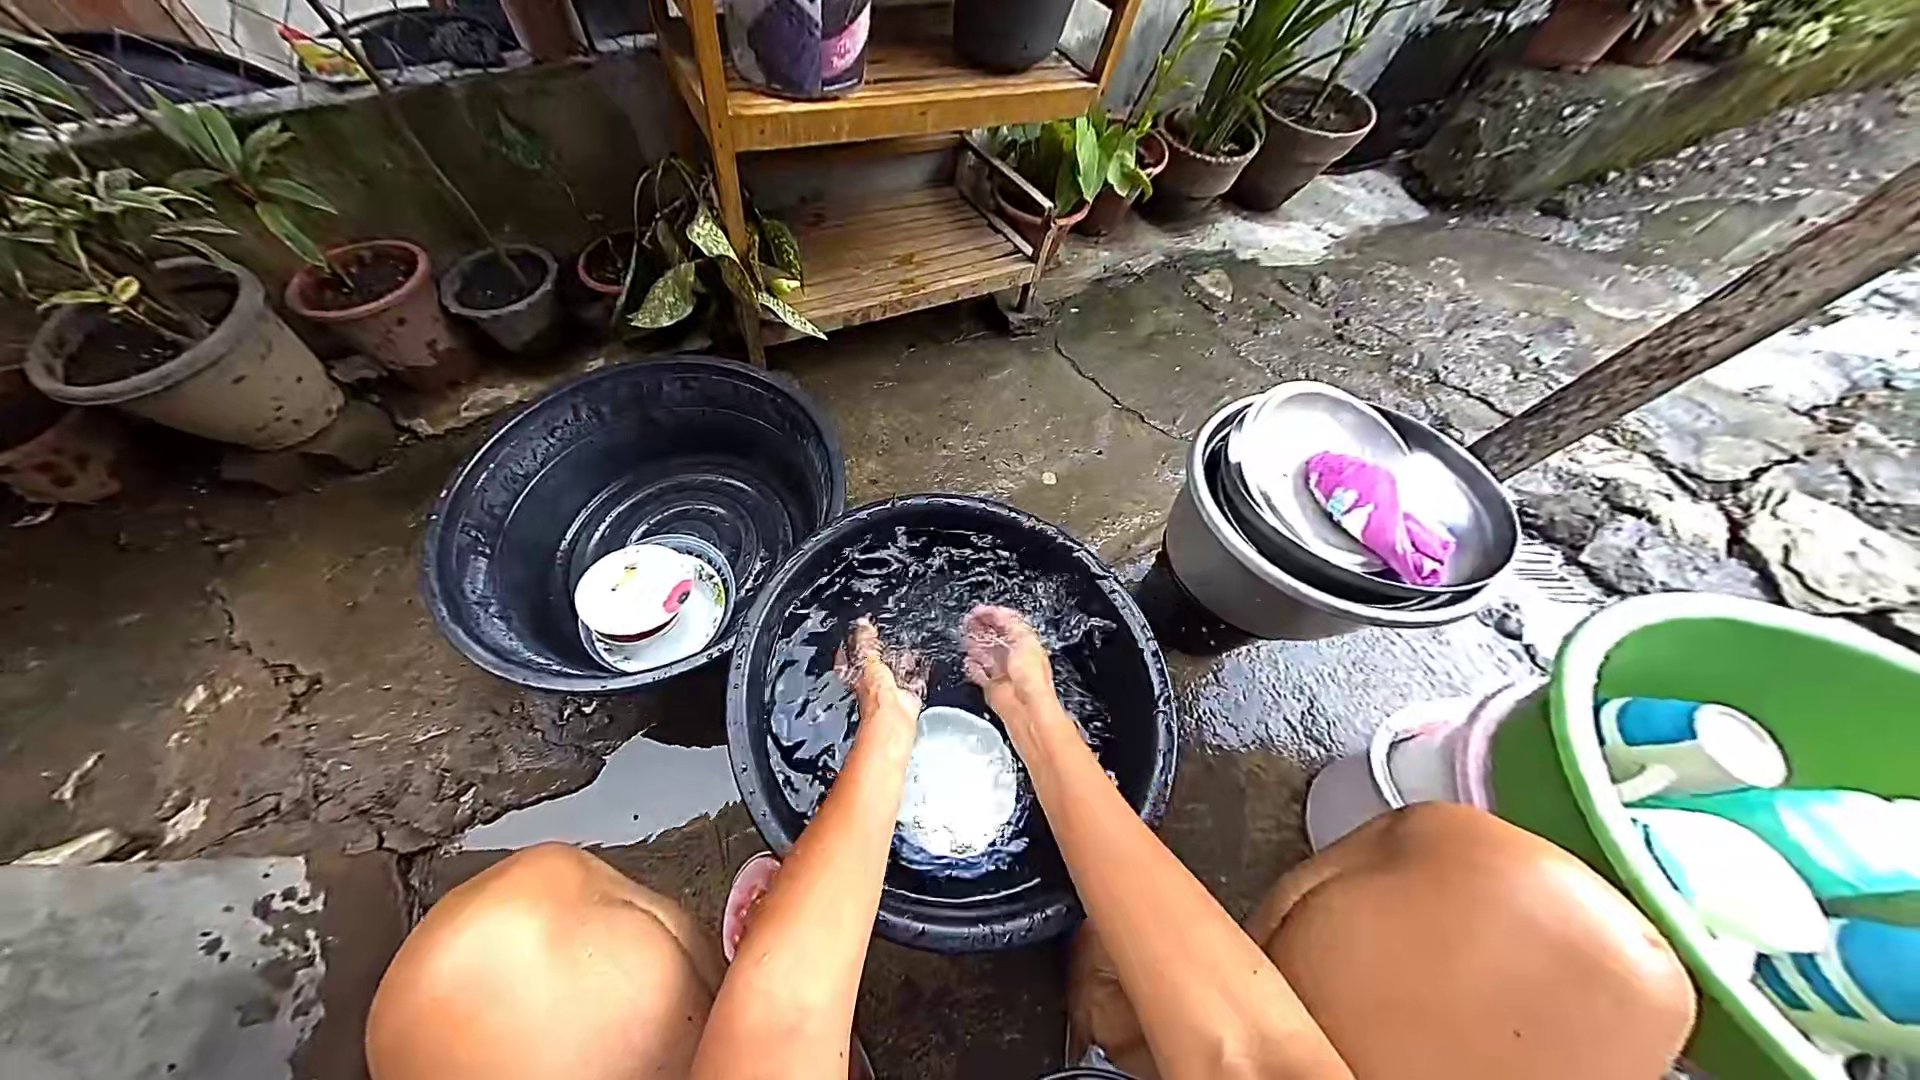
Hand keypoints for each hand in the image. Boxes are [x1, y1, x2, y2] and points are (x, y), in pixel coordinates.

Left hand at [834, 617, 924, 740]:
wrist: (895, 716)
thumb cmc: (876, 695)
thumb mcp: (867, 660)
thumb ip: (865, 642)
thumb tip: (862, 624)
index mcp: (859, 675)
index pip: (854, 658)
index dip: (856, 646)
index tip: (861, 634)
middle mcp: (874, 684)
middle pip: (876, 665)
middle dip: (883, 655)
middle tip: (885, 642)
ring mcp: (891, 691)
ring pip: (896, 673)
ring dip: (902, 663)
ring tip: (906, 652)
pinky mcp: (908, 697)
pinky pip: (914, 682)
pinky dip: (918, 674)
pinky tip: (921, 667)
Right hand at [961, 606, 1067, 750]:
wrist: (1027, 707)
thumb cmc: (1031, 676)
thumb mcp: (1024, 638)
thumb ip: (1011, 624)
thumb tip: (1000, 613)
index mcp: (1027, 644)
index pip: (1008, 624)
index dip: (993, 615)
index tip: (978, 611)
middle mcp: (1016, 659)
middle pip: (996, 639)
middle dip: (981, 628)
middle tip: (968, 622)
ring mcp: (1005, 674)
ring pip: (986, 655)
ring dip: (975, 645)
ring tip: (964, 636)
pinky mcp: (994, 689)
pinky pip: (980, 675)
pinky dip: (973, 667)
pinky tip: (967, 660)